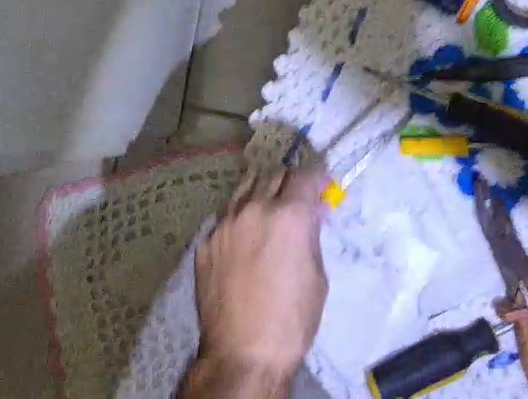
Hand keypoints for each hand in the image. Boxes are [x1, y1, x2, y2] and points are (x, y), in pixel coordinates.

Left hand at [183, 161, 330, 397]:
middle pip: (274, 173)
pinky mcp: (205, 242)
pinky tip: (244, 239)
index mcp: (288, 215)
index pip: (305, 174)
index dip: (317, 177)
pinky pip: (225, 216)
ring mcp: (225, 223)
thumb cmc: (292, 321)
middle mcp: (254, 209)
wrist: (243, 354)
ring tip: (268, 209)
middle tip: (297, 197)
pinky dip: (240, 218)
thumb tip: (312, 212)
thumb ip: (312, 235)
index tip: (322, 186)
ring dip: (261, 191)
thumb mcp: (317, 275)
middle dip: (289, 180)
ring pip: (245, 187)